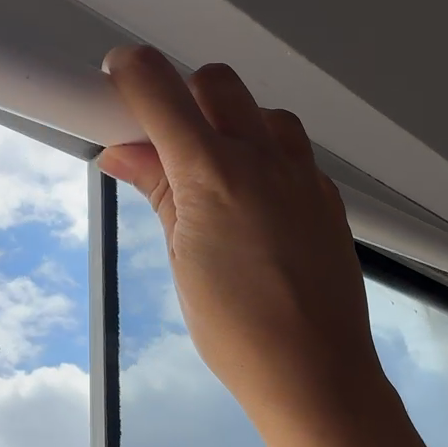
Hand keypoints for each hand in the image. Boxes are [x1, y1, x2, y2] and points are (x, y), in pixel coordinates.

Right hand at [97, 47, 384, 427]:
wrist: (317, 372)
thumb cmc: (247, 335)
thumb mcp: (184, 262)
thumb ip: (160, 195)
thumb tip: (130, 157)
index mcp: (212, 173)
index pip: (157, 86)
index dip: (128, 74)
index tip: (116, 85)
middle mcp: (265, 163)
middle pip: (217, 82)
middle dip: (185, 97)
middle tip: (168, 143)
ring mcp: (305, 180)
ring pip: (267, 114)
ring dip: (237, 124)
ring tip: (219, 175)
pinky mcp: (330, 202)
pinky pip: (299, 155)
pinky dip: (273, 160)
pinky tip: (260, 202)